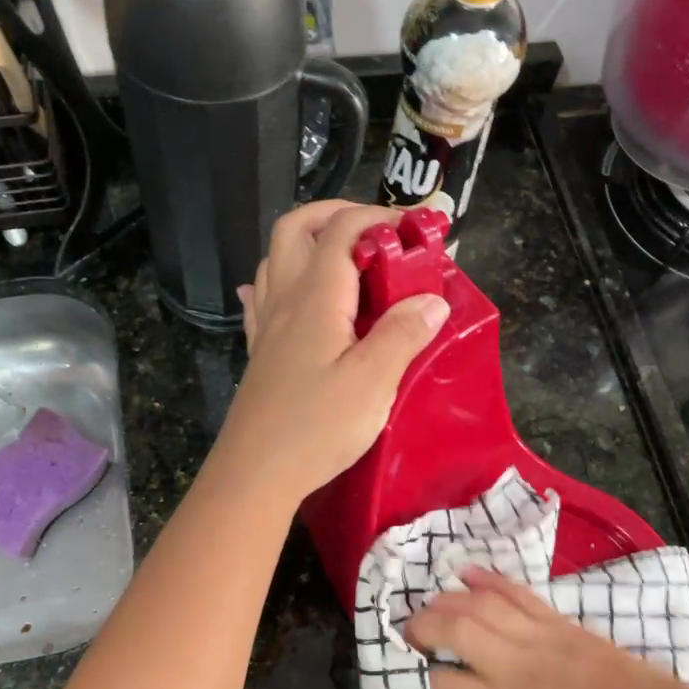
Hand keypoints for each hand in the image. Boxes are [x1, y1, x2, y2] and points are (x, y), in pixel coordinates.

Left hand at [215, 200, 450, 503]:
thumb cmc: (316, 428)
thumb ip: (403, 335)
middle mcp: (285, 300)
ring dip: (310, 243)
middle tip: (377, 233)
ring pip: (276, 259)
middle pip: (296, 228)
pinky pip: (262, 299)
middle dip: (337, 214)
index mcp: (317, 298)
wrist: (255, 474)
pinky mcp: (260, 354)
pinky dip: (280, 281)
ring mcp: (267, 327)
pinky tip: (288, 294)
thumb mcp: (373, 382)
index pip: (343, 230)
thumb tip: (433, 299)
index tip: (418, 231)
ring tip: (347, 262)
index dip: (380, 218)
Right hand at [405, 568, 688, 688]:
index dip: (422, 682)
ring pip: (481, 605)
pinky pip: (518, 592)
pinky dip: (490, 579)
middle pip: (455, 630)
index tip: (417, 682)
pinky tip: (467, 573)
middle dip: (422, 626)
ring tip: (429, 605)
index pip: (445, 686)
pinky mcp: (560, 622)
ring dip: (448, 600)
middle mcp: (515, 666)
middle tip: (408, 633)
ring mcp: (538, 638)